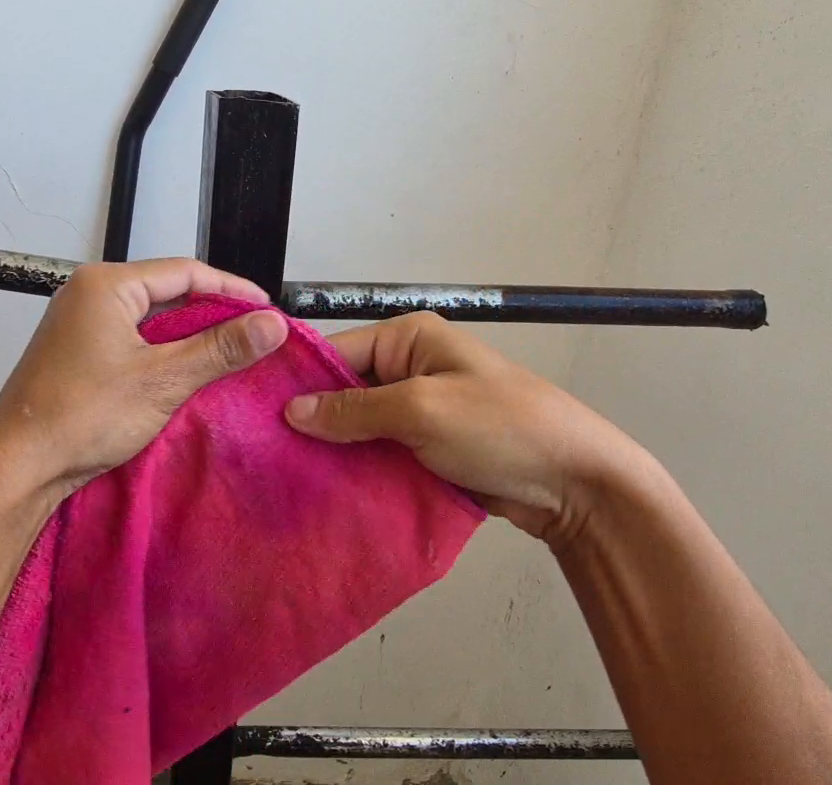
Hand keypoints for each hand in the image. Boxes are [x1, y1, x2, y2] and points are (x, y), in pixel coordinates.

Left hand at [0, 258, 289, 502]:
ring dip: (190, 335)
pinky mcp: (78, 352)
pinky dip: (164, 352)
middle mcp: (89, 294)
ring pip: (151, 318)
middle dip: (213, 312)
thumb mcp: (163, 379)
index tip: (267, 310)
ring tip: (231, 354)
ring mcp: (80, 323)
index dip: (232, 289)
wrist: (17, 466)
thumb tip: (272, 324)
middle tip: (255, 334)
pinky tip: (189, 373)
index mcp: (106, 284)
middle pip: (167, 291)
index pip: (184, 271)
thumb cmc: (81, 415)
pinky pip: (133, 340)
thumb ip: (221, 348)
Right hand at [282, 312, 643, 543]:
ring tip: (286, 477)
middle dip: (314, 422)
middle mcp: (410, 367)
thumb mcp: (421, 410)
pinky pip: (380, 455)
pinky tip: (326, 491)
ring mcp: (419, 411)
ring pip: (359, 428)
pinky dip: (359, 471)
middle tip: (265, 454)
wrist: (576, 484)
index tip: (255, 416)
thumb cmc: (501, 427)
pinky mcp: (426, 449)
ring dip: (335, 451)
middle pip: (344, 392)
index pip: (336, 352)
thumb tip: (291, 412)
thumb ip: (353, 410)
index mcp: (409, 338)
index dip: (299, 383)